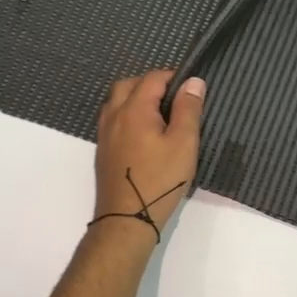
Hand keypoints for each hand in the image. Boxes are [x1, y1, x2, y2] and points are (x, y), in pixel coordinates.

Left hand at [93, 70, 204, 232]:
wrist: (126, 219)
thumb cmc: (161, 179)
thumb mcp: (184, 142)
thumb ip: (188, 108)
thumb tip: (193, 82)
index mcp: (134, 110)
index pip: (152, 78)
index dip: (173, 77)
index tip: (191, 90)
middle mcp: (114, 117)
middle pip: (127, 84)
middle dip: (150, 83)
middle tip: (173, 98)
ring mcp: (104, 135)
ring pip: (116, 102)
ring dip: (135, 98)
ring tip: (159, 114)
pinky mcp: (103, 152)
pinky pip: (112, 119)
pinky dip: (127, 115)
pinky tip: (144, 134)